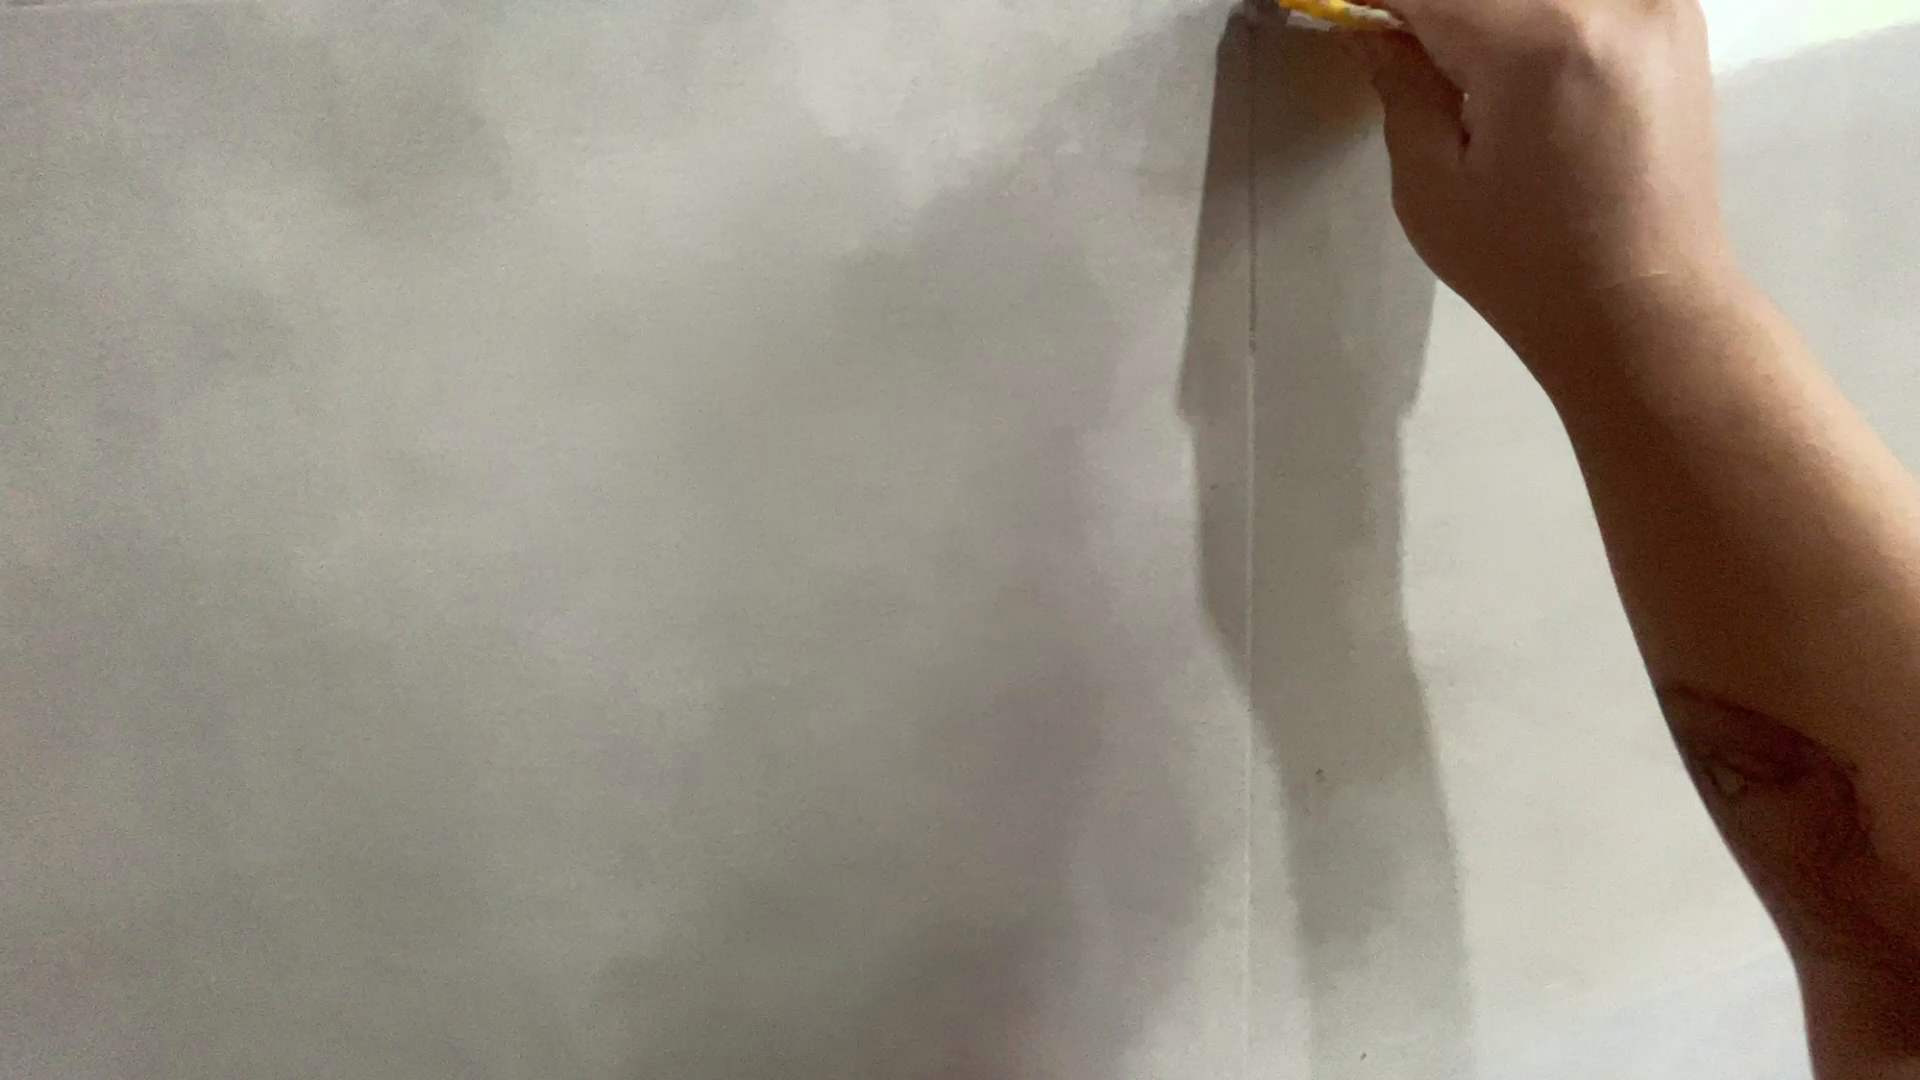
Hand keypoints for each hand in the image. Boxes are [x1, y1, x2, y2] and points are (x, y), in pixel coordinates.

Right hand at [1349, 0, 1735, 365]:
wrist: (1634, 298)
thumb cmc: (1516, 262)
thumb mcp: (1430, 189)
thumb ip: (1404, 91)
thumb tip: (1375, 31)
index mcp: (1538, 46)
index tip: (1336, 5)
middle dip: (1422, 2)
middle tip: (1382, 31)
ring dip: (1472, 8)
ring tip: (1432, 51)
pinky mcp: (1675, 15)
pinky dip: (1522, 10)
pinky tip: (1495, 48)